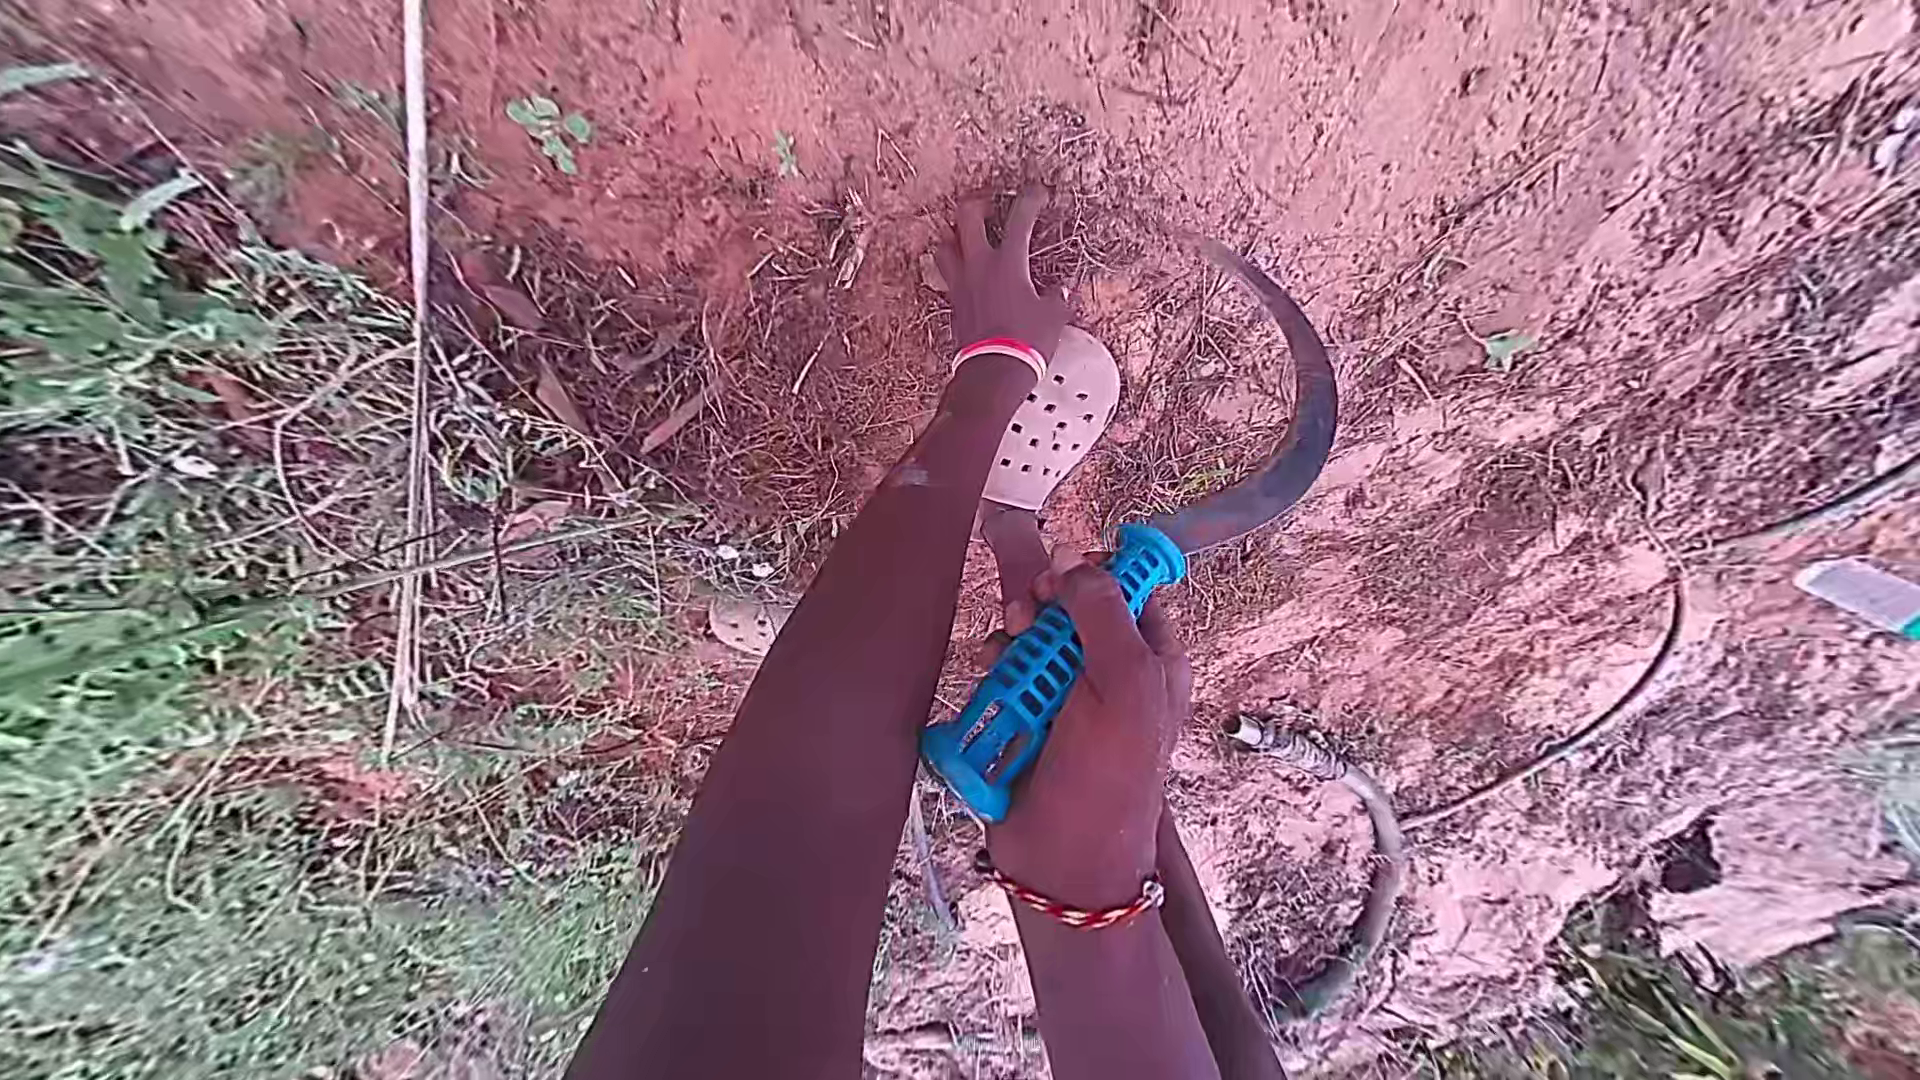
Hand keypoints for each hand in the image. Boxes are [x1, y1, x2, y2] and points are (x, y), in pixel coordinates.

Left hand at [934, 185, 1068, 358]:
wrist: (992, 372)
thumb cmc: (1025, 342)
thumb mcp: (1052, 317)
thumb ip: (1056, 297)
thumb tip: (1060, 290)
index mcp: (1008, 262)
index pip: (1020, 217)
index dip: (1031, 199)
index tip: (1038, 193)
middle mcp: (979, 266)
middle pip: (966, 215)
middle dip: (978, 203)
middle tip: (990, 206)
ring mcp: (961, 284)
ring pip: (945, 245)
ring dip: (955, 237)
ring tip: (968, 241)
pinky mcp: (953, 304)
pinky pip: (947, 276)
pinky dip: (955, 269)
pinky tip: (967, 276)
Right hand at [985, 558, 1192, 908]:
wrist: (1059, 856)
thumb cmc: (1106, 773)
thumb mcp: (1123, 685)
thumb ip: (1102, 613)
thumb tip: (1070, 558)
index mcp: (1154, 656)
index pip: (1131, 585)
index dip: (1095, 573)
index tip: (1063, 577)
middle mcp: (1114, 665)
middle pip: (1075, 603)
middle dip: (1046, 605)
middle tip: (1026, 617)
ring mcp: (1071, 686)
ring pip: (1037, 630)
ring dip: (1017, 635)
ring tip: (1004, 654)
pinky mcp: (1032, 705)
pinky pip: (1012, 662)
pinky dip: (999, 662)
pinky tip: (991, 671)